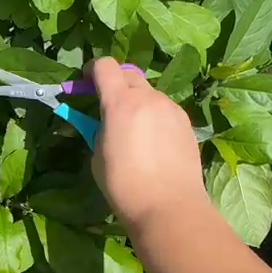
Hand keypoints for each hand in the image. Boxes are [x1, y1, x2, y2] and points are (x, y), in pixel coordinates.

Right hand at [89, 57, 210, 231]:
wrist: (169, 206)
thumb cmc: (124, 185)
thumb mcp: (99, 156)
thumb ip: (100, 130)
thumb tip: (105, 122)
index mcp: (120, 103)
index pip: (105, 66)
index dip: (92, 70)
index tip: (86, 82)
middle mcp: (148, 98)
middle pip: (129, 74)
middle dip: (115, 83)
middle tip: (107, 106)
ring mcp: (170, 108)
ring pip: (149, 93)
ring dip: (136, 102)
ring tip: (133, 130)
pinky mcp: (185, 122)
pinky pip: (164, 109)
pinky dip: (153, 116)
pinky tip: (153, 142)